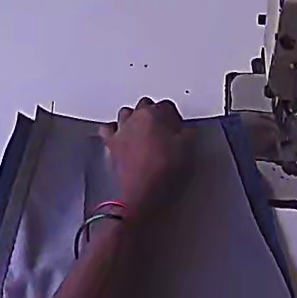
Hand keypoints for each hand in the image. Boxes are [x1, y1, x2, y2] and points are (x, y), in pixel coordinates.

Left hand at [99, 98, 192, 214]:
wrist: (142, 192)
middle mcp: (136, 117)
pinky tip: (121, 136)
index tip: (178, 129)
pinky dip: (114, 129)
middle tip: (163, 129)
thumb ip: (188, 134)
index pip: (167, 106)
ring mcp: (121, 130)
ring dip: (134, 118)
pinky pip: (108, 129)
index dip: (174, 118)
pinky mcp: (111, 144)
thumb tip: (187, 131)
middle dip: (154, 114)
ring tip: (143, 131)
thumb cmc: (164, 169)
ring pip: (126, 113)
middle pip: (146, 105)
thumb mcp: (187, 150)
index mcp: (155, 114)